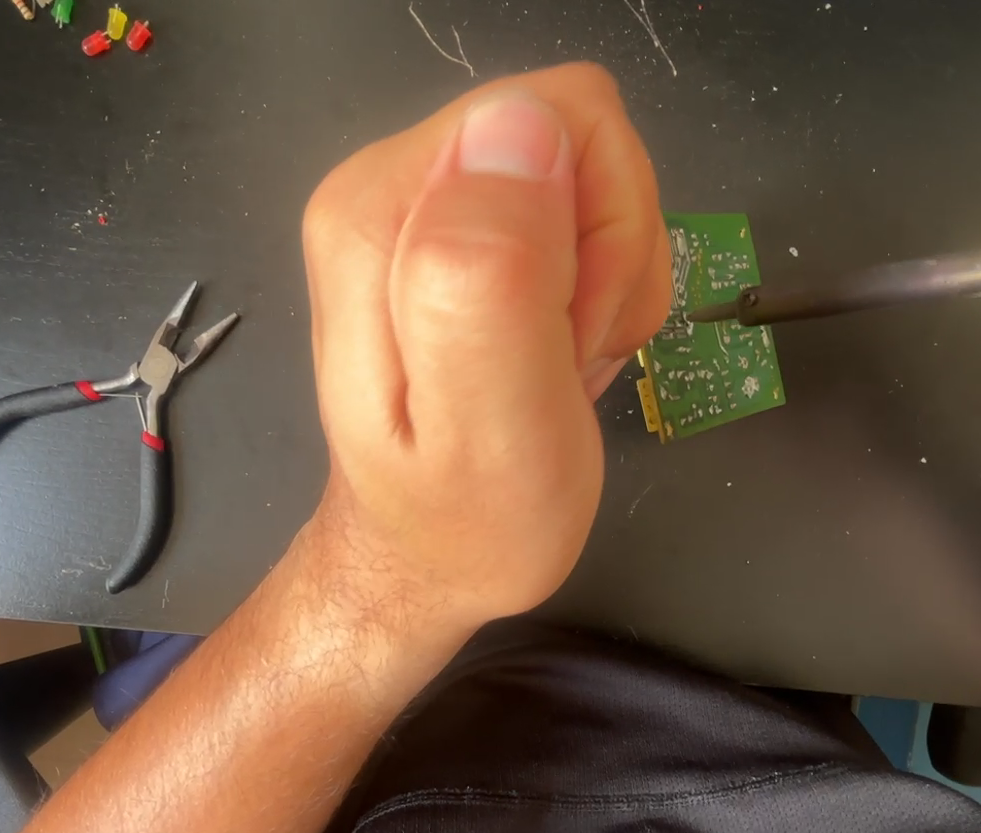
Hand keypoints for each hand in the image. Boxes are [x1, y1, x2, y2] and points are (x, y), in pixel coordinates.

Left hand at [299, 64, 670, 627]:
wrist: (429, 560)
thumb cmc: (467, 522)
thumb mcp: (488, 427)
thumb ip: (493, 279)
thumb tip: (521, 131)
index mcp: (378, 216)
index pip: (560, 125)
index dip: (599, 238)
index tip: (563, 338)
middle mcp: (388, 189)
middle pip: (575, 144)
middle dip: (602, 263)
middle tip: (561, 359)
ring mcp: (427, 212)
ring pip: (589, 186)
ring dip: (601, 288)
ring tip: (555, 370)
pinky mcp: (464, 240)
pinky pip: (580, 224)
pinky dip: (592, 300)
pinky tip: (555, 361)